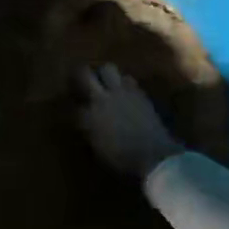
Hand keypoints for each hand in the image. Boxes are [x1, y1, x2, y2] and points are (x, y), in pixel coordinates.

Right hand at [77, 63, 183, 179]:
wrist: (154, 155)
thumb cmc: (122, 159)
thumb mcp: (98, 149)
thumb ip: (89, 131)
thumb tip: (85, 122)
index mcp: (88, 117)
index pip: (75, 105)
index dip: (74, 106)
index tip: (74, 109)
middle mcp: (101, 99)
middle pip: (84, 74)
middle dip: (80, 76)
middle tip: (80, 81)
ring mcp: (121, 92)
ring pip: (108, 69)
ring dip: (104, 75)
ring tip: (105, 83)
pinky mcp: (139, 92)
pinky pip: (127, 79)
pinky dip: (122, 83)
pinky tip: (123, 92)